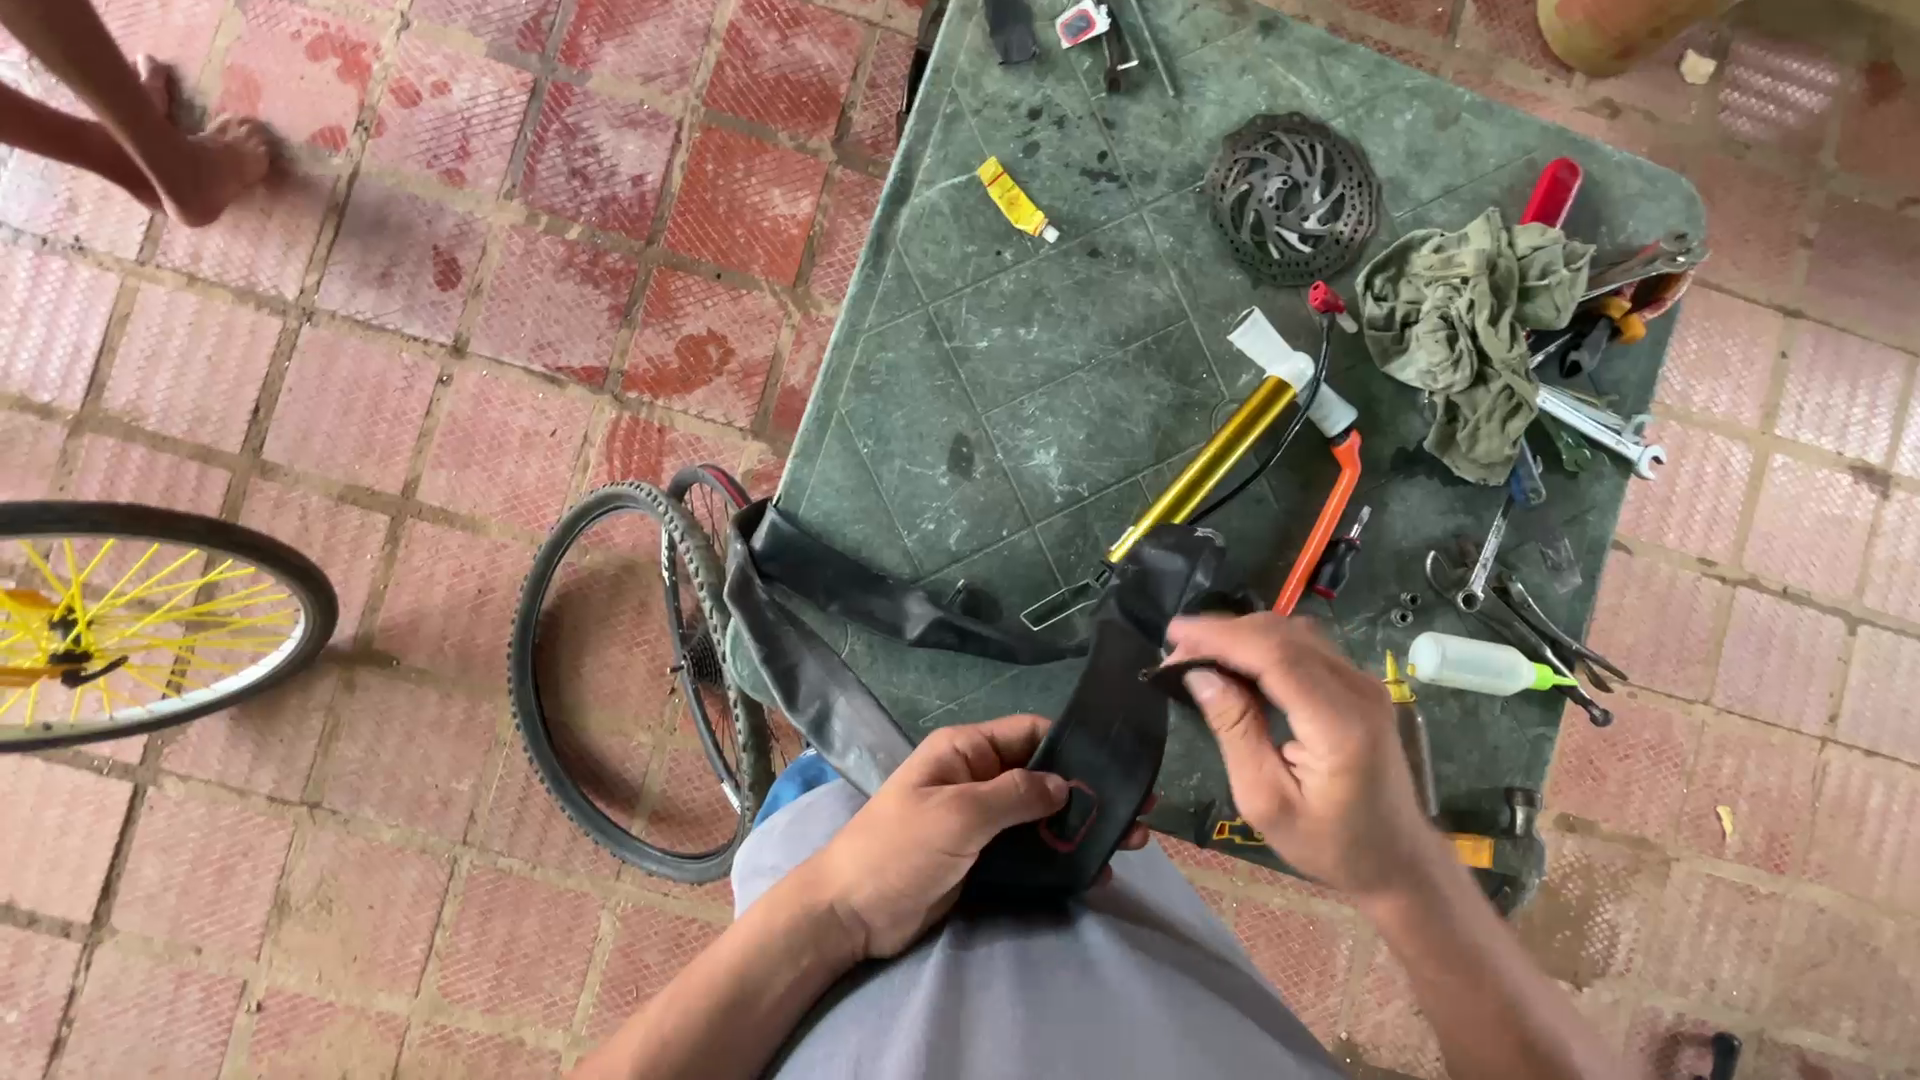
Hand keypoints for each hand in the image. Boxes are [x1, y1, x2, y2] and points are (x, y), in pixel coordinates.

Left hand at [803, 714, 1149, 959]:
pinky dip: (1060, 859)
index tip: (1118, 765)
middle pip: (1043, 777)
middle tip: (1140, 814)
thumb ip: (1014, 795)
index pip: (1029, 734)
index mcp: (965, 751)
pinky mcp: (982, 860)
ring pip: (1042, 817)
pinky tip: (1094, 874)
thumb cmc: (898, 849)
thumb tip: (1064, 784)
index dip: (1073, 745)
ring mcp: (981, 822)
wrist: (850, 915)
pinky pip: (1029, 852)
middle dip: (1088, 793)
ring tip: (1130, 844)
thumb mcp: (958, 814)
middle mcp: (977, 779)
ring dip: (1081, 829)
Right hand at [1164, 613, 1441, 904]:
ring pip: (1293, 633)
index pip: (1275, 656)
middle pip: (1283, 635)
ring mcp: (1363, 684)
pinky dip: (1262, 644)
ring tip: (1197, 654)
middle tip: (1175, 654)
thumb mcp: (1266, 800)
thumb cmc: (1329, 843)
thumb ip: (1235, 732)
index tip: (1174, 633)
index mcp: (1339, 724)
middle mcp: (1358, 691)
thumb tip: (1200, 675)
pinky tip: (1234, 660)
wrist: (1397, 860)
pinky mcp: (1358, 685)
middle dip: (1223, 633)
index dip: (1221, 636)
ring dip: (1241, 635)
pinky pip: (1304, 647)